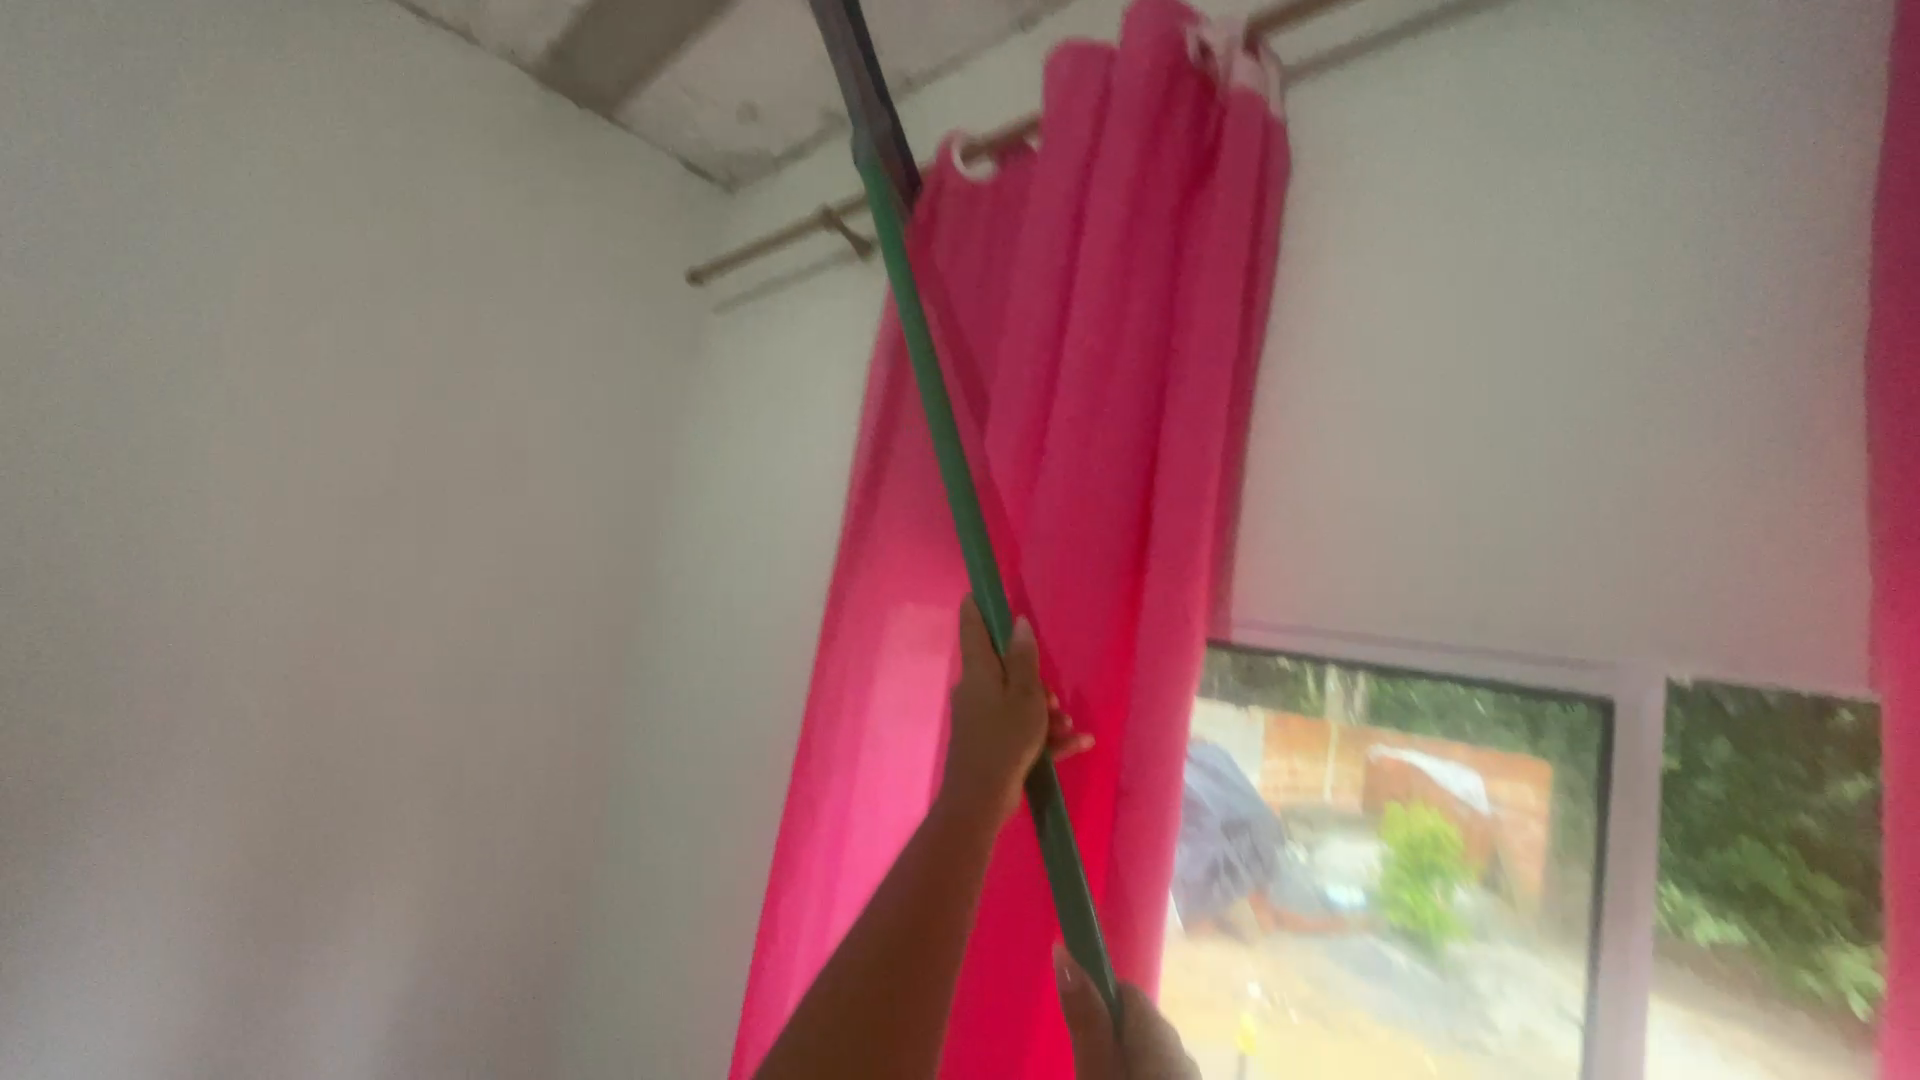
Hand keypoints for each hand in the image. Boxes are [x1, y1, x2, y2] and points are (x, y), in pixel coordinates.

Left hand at [937, 597, 1092, 826]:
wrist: (981, 799)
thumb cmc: (1004, 739)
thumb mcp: (1024, 696)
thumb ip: (1024, 659)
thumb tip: (1017, 622)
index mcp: (979, 672)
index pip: (972, 629)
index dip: (976, 609)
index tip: (979, 593)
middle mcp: (975, 690)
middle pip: (1005, 669)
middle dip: (1035, 680)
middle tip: (1053, 700)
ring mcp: (981, 718)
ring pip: (1017, 702)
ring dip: (1045, 713)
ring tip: (1067, 727)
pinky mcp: (990, 744)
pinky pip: (1020, 730)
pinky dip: (1045, 736)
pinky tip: (1076, 744)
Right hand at [1055, 945, 1197, 1079]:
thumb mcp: (1097, 1067)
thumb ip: (1085, 1015)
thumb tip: (1063, 949)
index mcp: (1158, 1026)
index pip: (1124, 988)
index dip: (1096, 997)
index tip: (1076, 1021)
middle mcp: (1180, 1044)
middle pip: (1136, 1020)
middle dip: (1108, 1032)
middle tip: (1082, 1060)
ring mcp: (1189, 1074)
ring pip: (1148, 1050)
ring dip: (1123, 1056)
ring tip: (1099, 1073)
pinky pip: (1158, 1072)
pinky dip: (1138, 1073)